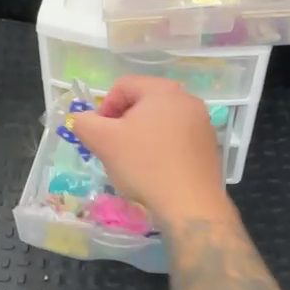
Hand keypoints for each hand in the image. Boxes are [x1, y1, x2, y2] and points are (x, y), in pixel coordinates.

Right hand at [71, 76, 228, 225]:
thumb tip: (81, 119)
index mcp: (162, 90)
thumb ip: (84, 123)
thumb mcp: (103, 141)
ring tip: (133, 162)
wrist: (189, 203)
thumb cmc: (144, 165)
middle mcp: (186, 99)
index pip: (123, 87)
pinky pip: (177, 139)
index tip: (98, 135)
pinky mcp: (208, 146)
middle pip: (143, 103)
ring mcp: (202, 123)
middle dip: (123, 124)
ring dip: (141, 137)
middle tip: (113, 149)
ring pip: (160, 122)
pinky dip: (161, 149)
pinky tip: (155, 171)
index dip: (104, 108)